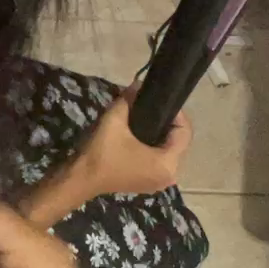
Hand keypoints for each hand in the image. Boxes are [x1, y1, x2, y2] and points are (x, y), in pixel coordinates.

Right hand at [70, 87, 190, 197]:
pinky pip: (158, 160)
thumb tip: (137, 85)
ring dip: (157, 133)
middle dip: (164, 122)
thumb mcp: (114, 121)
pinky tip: (135, 135)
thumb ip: (128, 101)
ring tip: (140, 117)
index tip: (158, 100)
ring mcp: (159, 181)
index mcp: (168, 163)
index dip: (175, 113)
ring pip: (167, 151)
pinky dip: (151, 146)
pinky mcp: (148, 182)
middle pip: (177, 142)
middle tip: (147, 106)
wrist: (83, 178)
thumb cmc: (103, 151)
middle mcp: (170, 175)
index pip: (185, 133)